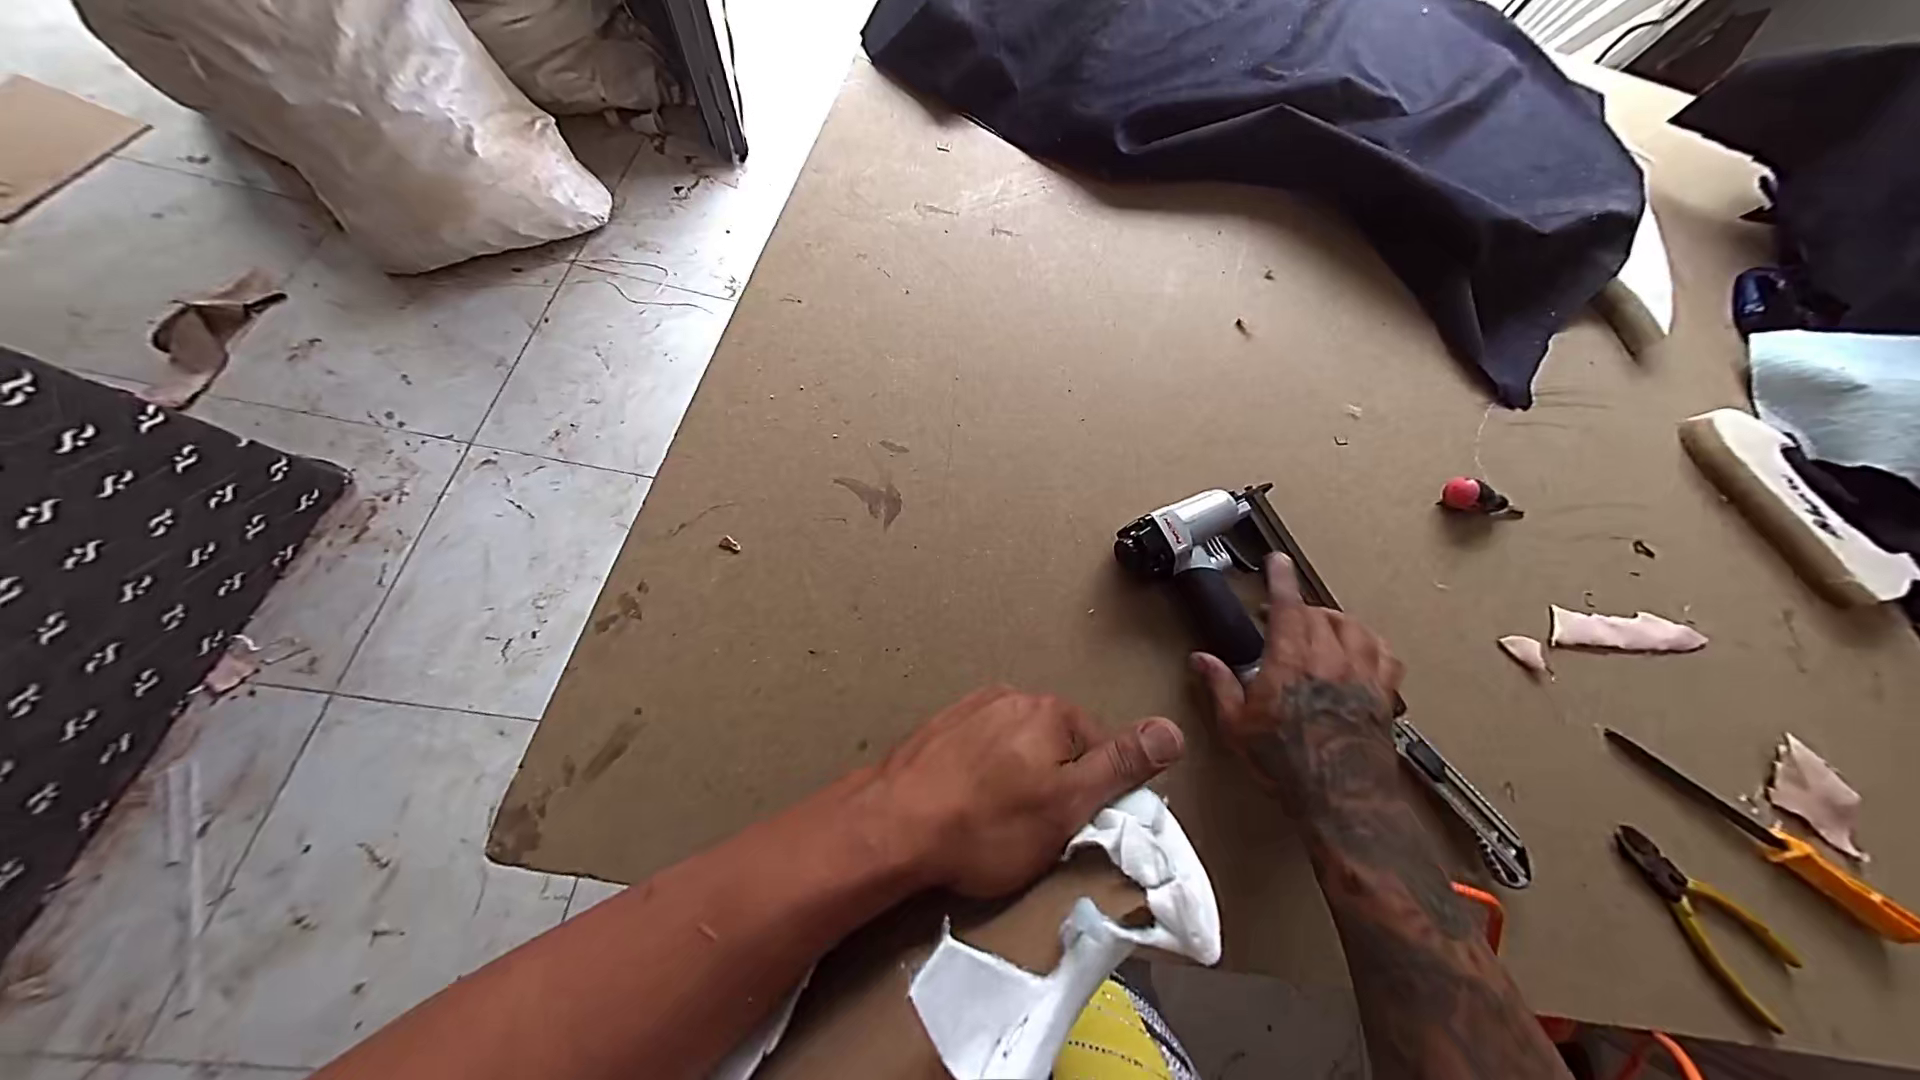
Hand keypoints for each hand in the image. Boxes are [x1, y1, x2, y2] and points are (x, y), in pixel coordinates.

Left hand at [871, 686, 1185, 897]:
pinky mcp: (939, 728)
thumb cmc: (986, 825)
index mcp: (1050, 712)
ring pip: (1014, 748)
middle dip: (1052, 784)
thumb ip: (1122, 764)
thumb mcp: (1069, 804)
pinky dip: (979, 775)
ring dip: (1013, 779)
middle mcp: (1011, 697)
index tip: (1068, 824)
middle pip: (1054, 745)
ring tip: (991, 821)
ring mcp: (970, 709)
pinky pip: (977, 750)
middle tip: (1029, 828)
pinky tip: (963, 803)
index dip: (1090, 793)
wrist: (893, 825)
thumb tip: (1171, 729)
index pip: (1097, 748)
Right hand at [1190, 553, 1403, 785]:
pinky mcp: (1382, 694)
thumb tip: (1202, 661)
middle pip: (1319, 613)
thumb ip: (1219, 685)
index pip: (1287, 605)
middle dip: (1297, 605)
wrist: (1342, 800)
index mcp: (1291, 662)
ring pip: (1353, 626)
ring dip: (1333, 619)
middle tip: (1279, 611)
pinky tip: (1361, 647)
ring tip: (1318, 624)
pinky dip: (1370, 641)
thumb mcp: (1236, 725)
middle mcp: (1330, 661)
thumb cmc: (1290, 765)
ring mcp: (1361, 676)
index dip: (1280, 578)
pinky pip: (1384, 653)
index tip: (1277, 562)